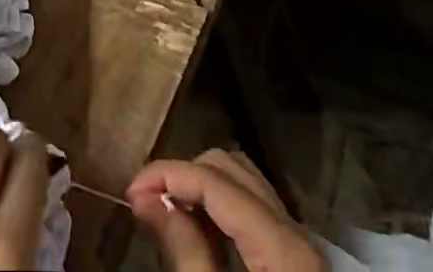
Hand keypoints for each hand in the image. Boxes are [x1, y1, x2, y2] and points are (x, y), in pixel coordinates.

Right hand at [127, 150, 324, 271]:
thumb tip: (144, 197)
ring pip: (245, 183)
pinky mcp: (298, 264)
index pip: (214, 180)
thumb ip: (182, 250)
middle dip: (184, 175)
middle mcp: (298, 234)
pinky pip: (255, 211)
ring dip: (202, 186)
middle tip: (149, 204)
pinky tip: (198, 233)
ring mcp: (303, 249)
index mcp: (283, 247)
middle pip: (232, 170)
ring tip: (169, 214)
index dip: (166, 175)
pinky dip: (221, 207)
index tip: (128, 194)